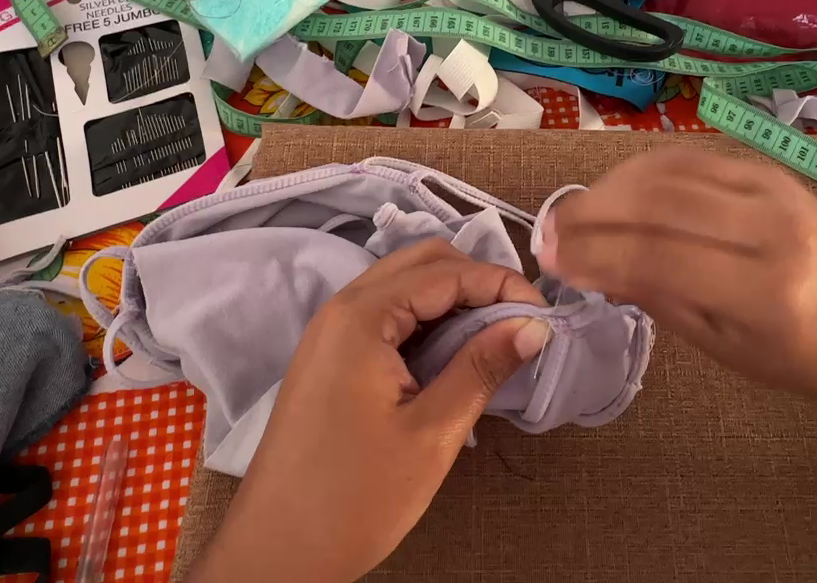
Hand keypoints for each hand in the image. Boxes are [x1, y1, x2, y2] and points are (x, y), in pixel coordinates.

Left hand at [189, 239, 552, 582]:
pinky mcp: (332, 354)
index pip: (446, 272)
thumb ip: (482, 367)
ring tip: (494, 336)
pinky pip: (389, 313)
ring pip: (406, 285)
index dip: (501, 284)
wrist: (274, 557)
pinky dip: (428, 320)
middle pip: (423, 263)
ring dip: (453, 299)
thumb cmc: (353, 498)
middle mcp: (343, 306)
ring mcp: (332, 329)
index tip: (543, 316)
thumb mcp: (431, 433)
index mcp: (362, 315)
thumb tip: (533, 325)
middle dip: (477, 281)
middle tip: (518, 322)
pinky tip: (454, 352)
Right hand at [541, 146, 816, 409]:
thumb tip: (591, 264)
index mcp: (766, 293)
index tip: (549, 257)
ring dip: (611, 187)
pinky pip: (692, 158)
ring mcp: (774, 189)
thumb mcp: (727, 350)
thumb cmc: (803, 360)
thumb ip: (659, 300)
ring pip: (670, 171)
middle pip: (658, 205)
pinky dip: (644, 170)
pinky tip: (619, 188)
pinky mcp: (770, 168)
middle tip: (549, 229)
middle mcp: (771, 229)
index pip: (658, 259)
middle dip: (591, 214)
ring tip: (576, 210)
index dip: (594, 254)